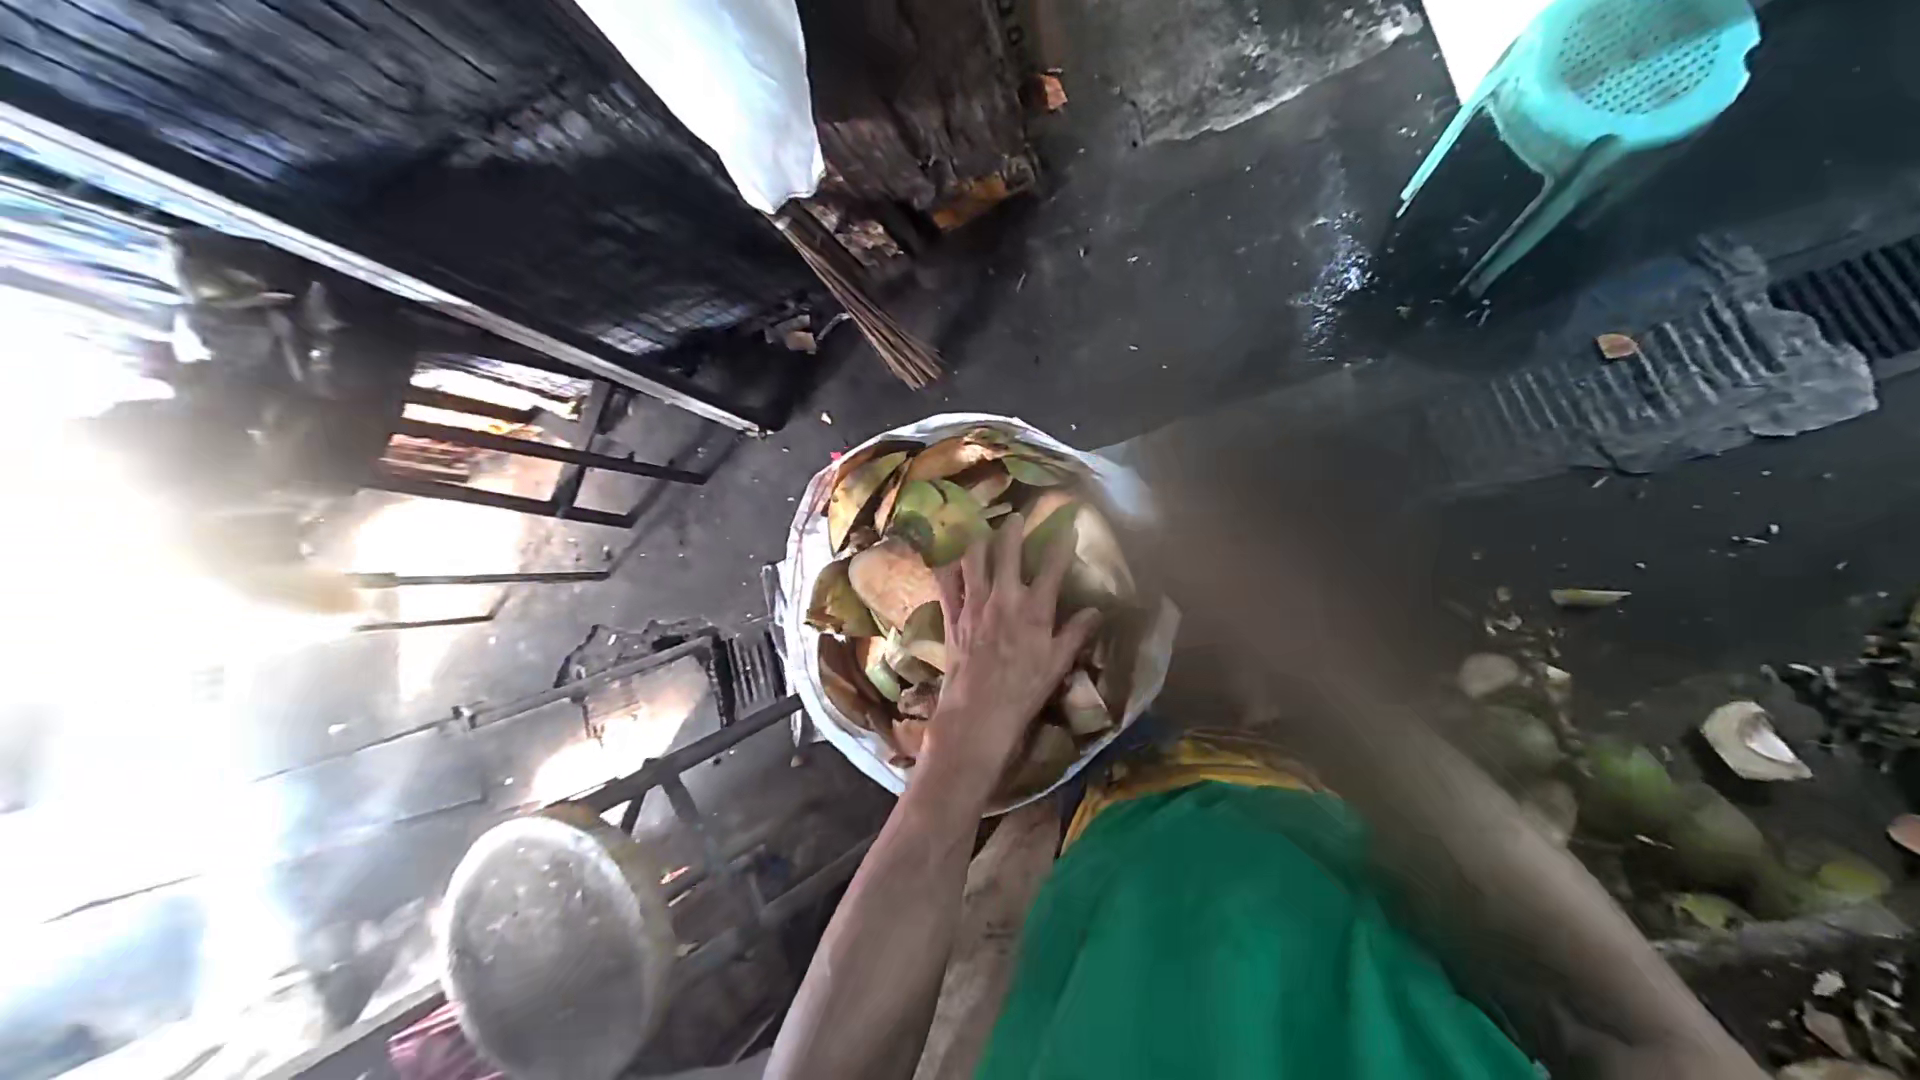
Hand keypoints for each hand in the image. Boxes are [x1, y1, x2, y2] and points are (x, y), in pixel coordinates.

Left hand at [919, 513, 1100, 793]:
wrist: (979, 711)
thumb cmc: (1024, 690)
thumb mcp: (1058, 663)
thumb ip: (1077, 633)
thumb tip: (1096, 610)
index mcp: (1035, 608)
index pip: (1052, 566)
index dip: (1061, 543)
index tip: (1067, 526)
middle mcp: (1004, 597)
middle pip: (1008, 551)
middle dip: (1014, 529)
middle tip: (1017, 517)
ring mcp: (974, 604)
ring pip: (974, 559)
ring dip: (980, 541)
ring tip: (984, 531)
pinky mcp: (953, 615)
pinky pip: (946, 583)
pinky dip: (947, 568)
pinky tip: (948, 559)